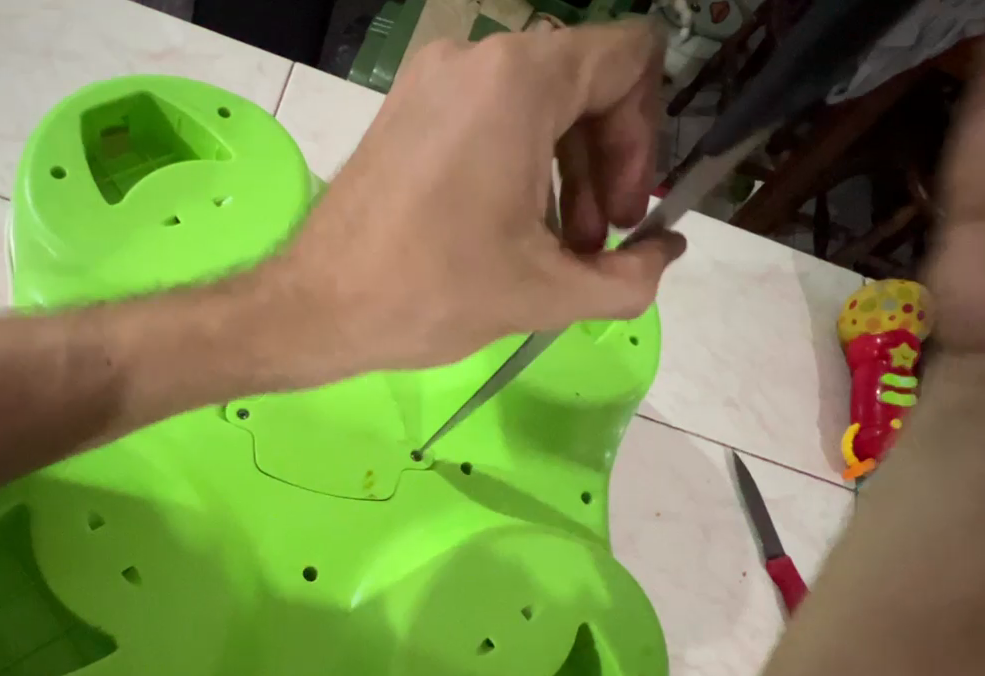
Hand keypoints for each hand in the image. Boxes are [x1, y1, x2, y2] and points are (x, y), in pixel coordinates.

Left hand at [270, 19, 684, 380]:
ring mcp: (430, 82)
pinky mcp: (403, 114)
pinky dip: (514, 168)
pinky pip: (484, 121)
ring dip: (561, 176)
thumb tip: (668, 254)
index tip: (627, 213)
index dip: (646, 140)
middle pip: (581, 86)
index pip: (629, 62)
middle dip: (603, 168)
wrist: (316, 309)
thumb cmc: (432, 294)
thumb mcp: (545, 293)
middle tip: (595, 245)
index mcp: (520, 79)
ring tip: (555, 252)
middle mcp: (475, 58)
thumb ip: (629, 277)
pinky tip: (507, 236)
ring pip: (532, 108)